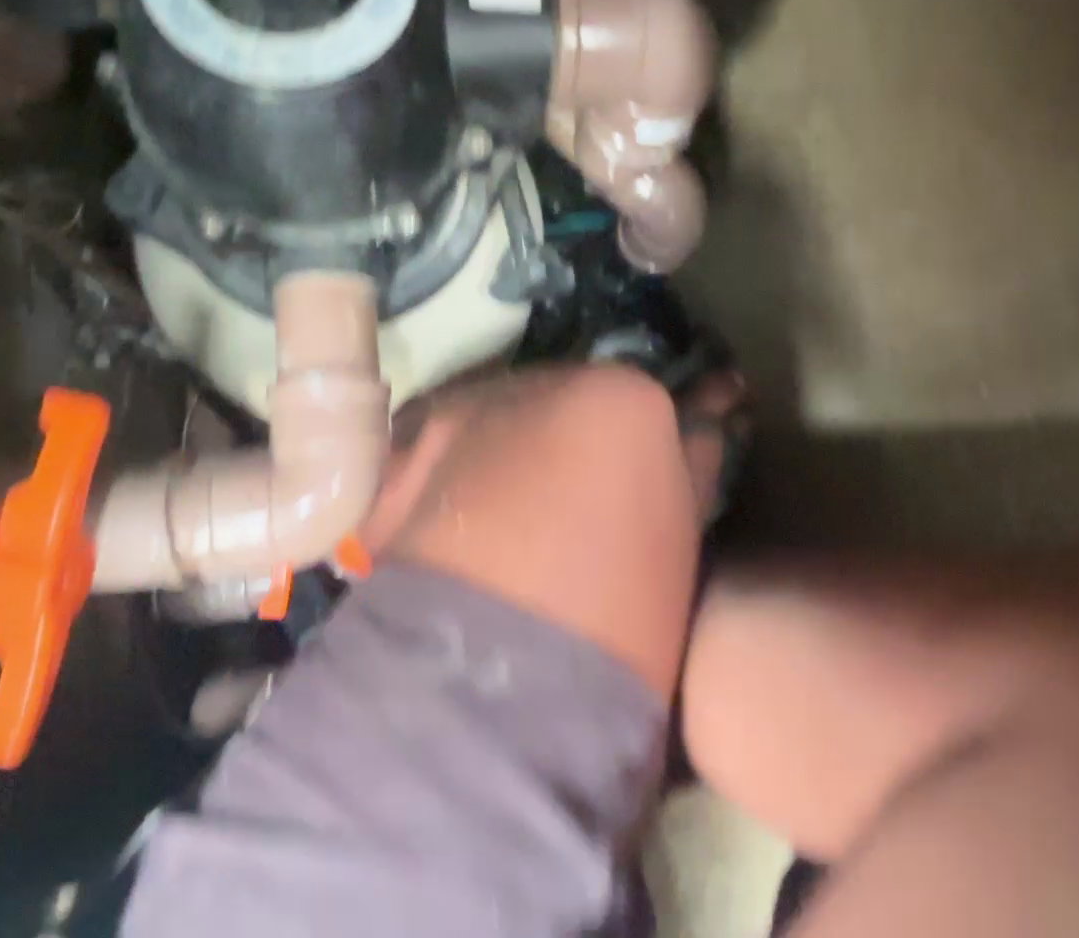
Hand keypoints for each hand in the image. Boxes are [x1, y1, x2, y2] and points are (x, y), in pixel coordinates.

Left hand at [358, 364, 741, 694]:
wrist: (487, 694)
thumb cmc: (614, 629)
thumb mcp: (675, 548)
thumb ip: (686, 473)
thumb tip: (693, 436)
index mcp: (618, 399)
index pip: (637, 401)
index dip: (633, 447)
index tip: (628, 484)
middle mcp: (527, 385)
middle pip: (555, 397)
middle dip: (560, 436)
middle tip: (556, 500)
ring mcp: (446, 415)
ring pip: (483, 415)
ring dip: (494, 447)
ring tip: (490, 516)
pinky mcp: (386, 459)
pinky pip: (423, 449)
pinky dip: (437, 474)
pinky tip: (440, 524)